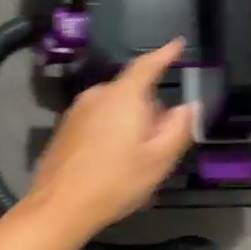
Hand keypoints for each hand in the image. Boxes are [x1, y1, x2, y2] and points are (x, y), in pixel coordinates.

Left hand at [25, 40, 196, 235]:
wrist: (60, 205)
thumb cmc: (115, 181)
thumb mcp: (159, 159)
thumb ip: (179, 128)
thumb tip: (189, 106)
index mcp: (123, 96)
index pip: (147, 65)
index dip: (165, 54)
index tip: (177, 44)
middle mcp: (97, 95)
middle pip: (132, 93)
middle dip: (149, 110)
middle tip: (160, 143)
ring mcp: (77, 111)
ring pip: (114, 108)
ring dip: (129, 124)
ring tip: (135, 160)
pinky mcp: (65, 128)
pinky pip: (97, 121)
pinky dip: (110, 133)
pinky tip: (112, 163)